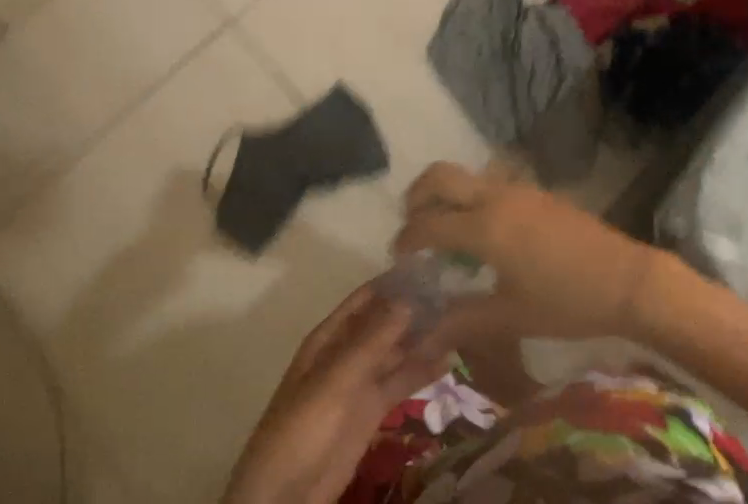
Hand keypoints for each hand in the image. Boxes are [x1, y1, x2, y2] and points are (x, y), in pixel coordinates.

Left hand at [222, 284, 446, 503]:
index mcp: (328, 339)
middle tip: (458, 294)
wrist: (286, 494)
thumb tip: (407, 300)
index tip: (430, 267)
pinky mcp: (372, 411)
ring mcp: (360, 384)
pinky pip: (400, 383)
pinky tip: (449, 360)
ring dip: (423, 338)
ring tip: (461, 321)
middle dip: (415, 309)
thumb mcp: (335, 380)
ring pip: (396, 353)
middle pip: (384, 324)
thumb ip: (371, 342)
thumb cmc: (302, 428)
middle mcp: (346, 355)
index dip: (394, 282)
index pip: (365, 299)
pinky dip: (422, 371)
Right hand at [394, 162, 667, 345]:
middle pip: (439, 177)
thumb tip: (422, 335)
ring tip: (445, 234)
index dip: (406, 239)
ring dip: (446, 195)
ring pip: (467, 176)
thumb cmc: (567, 302)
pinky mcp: (537, 193)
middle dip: (417, 198)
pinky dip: (471, 199)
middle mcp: (496, 197)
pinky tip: (482, 235)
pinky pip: (490, 184)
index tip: (398, 260)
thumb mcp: (511, 317)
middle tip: (413, 229)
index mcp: (485, 227)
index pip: (428, 223)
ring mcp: (519, 190)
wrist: (628, 281)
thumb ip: (462, 320)